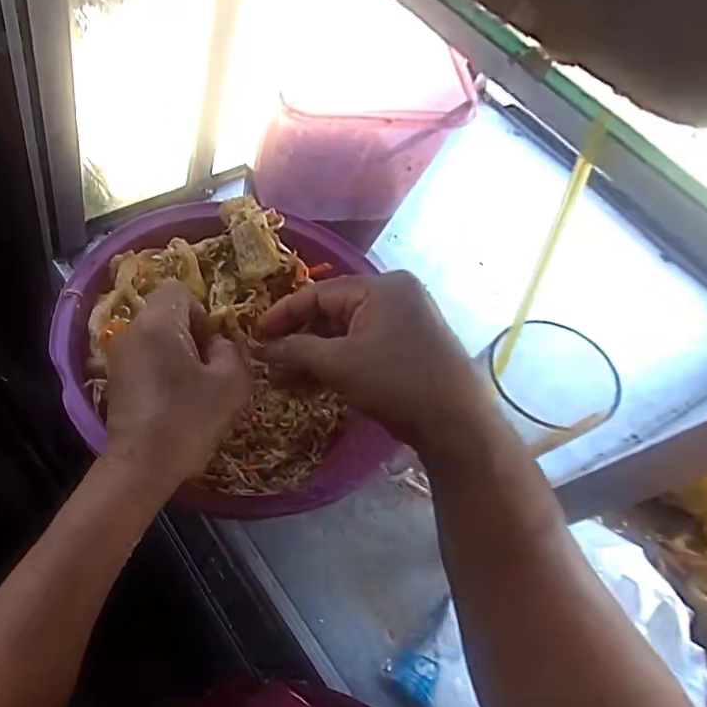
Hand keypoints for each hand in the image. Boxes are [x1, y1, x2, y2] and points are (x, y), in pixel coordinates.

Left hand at [101, 280, 249, 491]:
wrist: (142, 463)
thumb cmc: (188, 418)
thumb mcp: (231, 380)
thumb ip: (231, 349)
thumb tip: (216, 343)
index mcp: (156, 322)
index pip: (179, 290)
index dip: (201, 313)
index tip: (211, 346)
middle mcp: (130, 331)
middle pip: (164, 315)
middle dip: (189, 335)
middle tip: (206, 369)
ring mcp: (117, 357)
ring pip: (153, 340)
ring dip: (174, 355)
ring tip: (190, 388)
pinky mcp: (113, 381)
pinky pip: (141, 361)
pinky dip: (158, 372)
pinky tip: (170, 401)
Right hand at [255, 272, 490, 454]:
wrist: (453, 420)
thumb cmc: (395, 381)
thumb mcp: (337, 363)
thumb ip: (294, 349)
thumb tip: (261, 347)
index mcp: (379, 287)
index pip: (316, 293)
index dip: (281, 315)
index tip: (254, 336)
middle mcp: (392, 296)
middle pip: (328, 312)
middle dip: (294, 339)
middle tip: (265, 360)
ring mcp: (399, 322)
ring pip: (340, 333)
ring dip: (308, 355)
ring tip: (280, 378)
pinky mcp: (401, 347)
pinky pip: (356, 347)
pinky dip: (330, 363)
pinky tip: (305, 384)